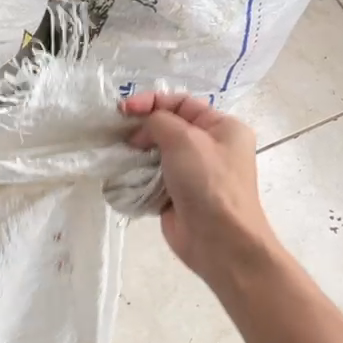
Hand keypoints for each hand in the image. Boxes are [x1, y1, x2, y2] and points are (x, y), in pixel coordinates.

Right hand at [120, 92, 279, 284]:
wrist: (219, 241)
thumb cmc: (208, 184)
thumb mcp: (185, 140)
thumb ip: (159, 121)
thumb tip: (142, 124)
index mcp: (223, 127)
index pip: (182, 103)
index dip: (152, 101)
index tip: (123, 110)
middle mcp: (210, 147)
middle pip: (168, 126)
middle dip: (142, 128)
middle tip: (123, 138)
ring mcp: (193, 172)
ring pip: (156, 151)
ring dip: (136, 152)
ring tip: (120, 155)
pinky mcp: (176, 194)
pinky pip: (151, 175)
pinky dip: (136, 174)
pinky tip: (123, 175)